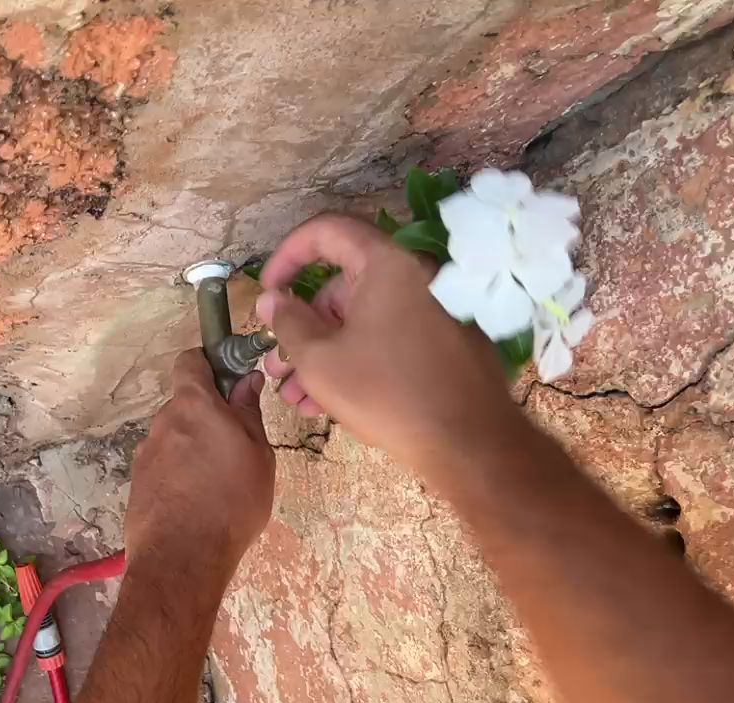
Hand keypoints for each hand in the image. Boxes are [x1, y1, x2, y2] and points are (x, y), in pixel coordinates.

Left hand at [124, 350, 274, 579]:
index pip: (190, 362)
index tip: (228, 384)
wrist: (182, 557)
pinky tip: (195, 504)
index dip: (208, 366)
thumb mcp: (257, 454)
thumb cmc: (231, 500)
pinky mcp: (136, 484)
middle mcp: (162, 423)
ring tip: (216, 486)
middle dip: (206, 421)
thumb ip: (247, 413)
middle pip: (185, 408)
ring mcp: (144, 455)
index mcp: (192, 405)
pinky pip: (163, 469)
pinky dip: (178, 477)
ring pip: (174, 441)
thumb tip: (245, 381)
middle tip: (234, 450)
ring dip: (192, 453)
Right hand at [258, 214, 522, 474]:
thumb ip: (287, 323)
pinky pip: (387, 339)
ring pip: (361, 321)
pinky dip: (355, 361)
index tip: (268, 291)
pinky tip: (328, 401)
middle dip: (301, 328)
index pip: (327, 231)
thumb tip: (271, 300)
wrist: (465, 440)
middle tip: (277, 364)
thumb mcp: (319, 360)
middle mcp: (413, 276)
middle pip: (341, 288)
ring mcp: (431, 310)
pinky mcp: (443, 342)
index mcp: (385, 264)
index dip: (287, 256)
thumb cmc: (386, 393)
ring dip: (322, 355)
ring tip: (295, 395)